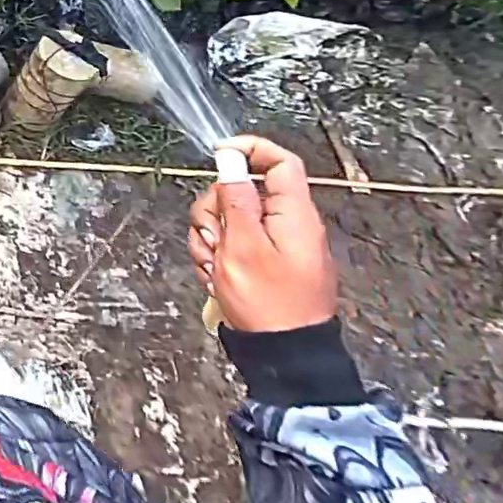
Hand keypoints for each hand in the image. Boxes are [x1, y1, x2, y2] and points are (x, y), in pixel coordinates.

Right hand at [188, 135, 337, 332]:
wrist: (283, 354)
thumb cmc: (267, 302)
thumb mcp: (244, 246)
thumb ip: (237, 199)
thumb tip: (231, 158)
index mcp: (293, 215)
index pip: (280, 161)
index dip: (249, 148)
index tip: (217, 154)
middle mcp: (285, 223)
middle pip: (239, 189)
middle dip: (213, 209)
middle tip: (215, 237)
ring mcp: (272, 241)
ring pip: (226, 215)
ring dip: (210, 236)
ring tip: (215, 264)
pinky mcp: (260, 257)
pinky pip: (227, 239)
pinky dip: (215, 252)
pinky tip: (217, 273)